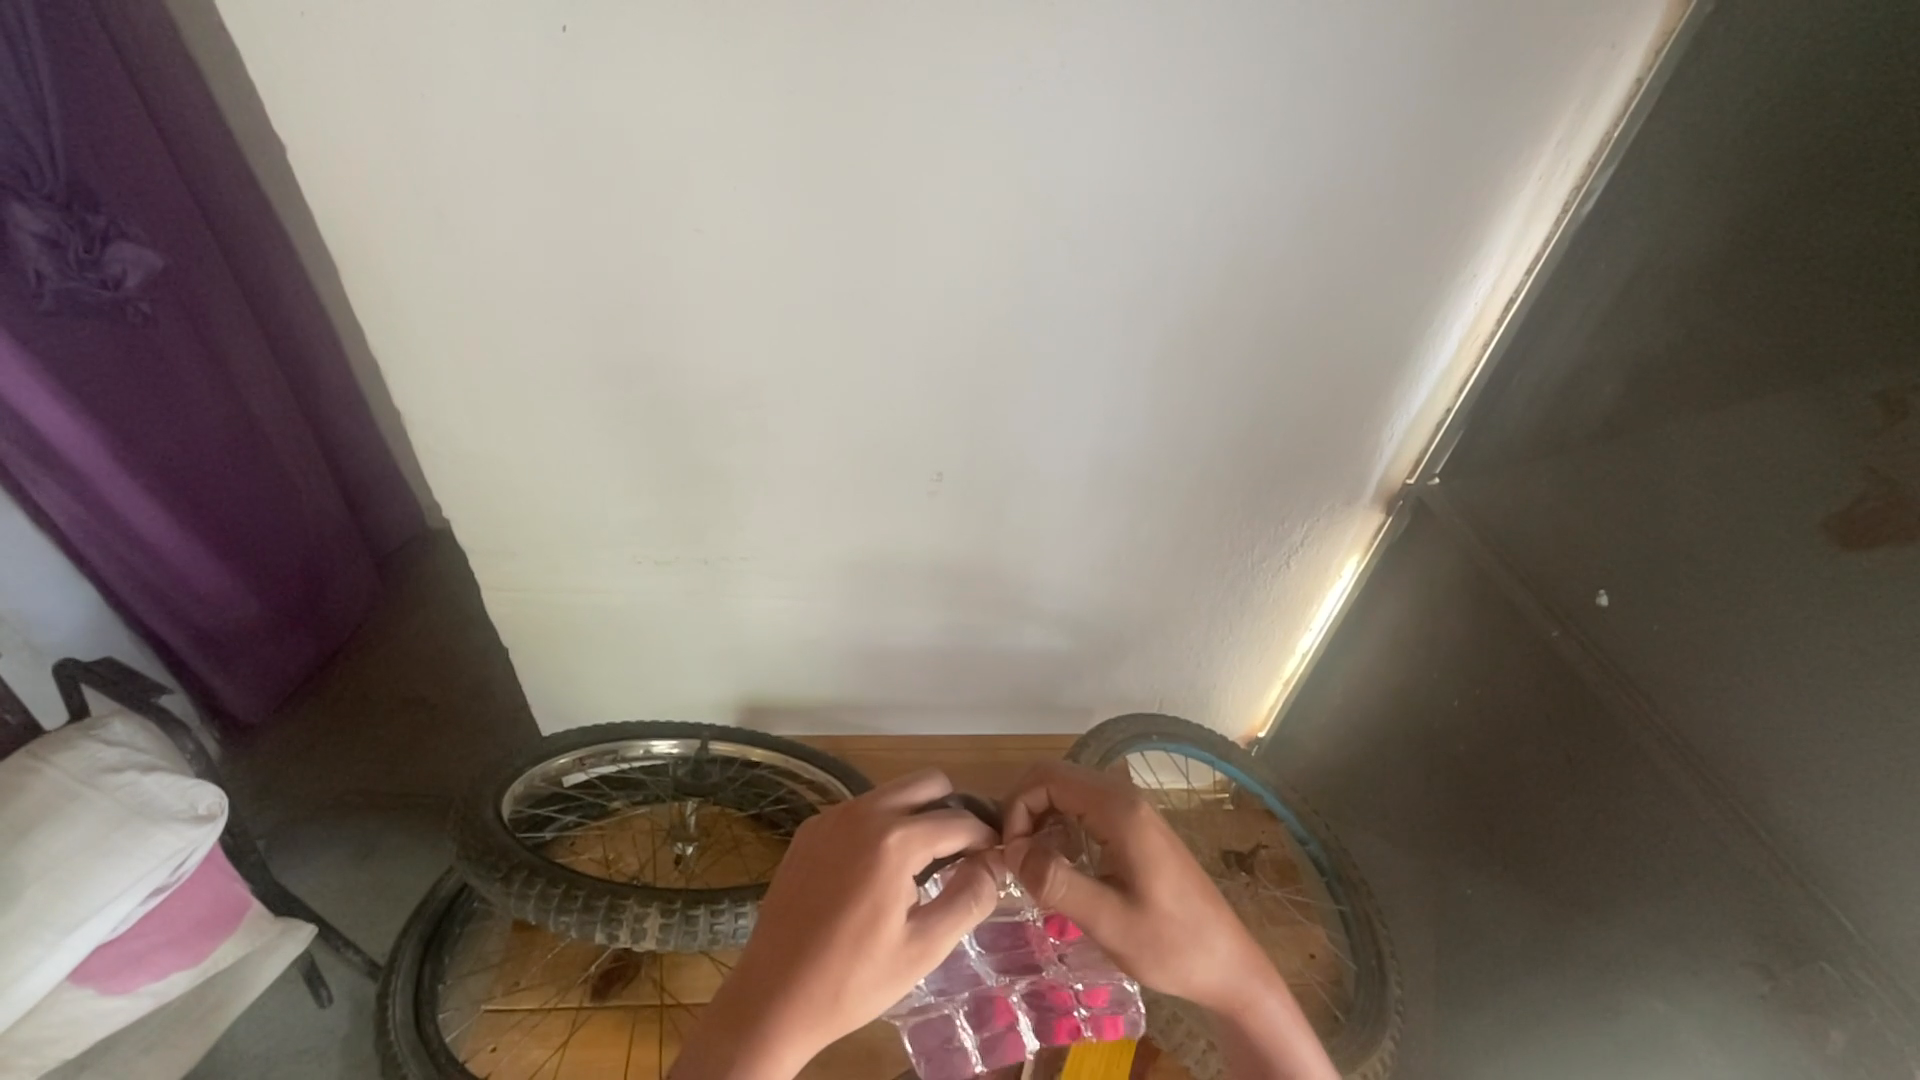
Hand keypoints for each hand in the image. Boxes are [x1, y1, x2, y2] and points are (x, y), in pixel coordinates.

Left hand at [670, 769, 1000, 1079]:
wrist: (772, 997)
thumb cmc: (853, 979)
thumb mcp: (924, 947)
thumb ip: (970, 897)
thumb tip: (994, 862)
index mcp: (895, 840)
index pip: (960, 821)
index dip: (986, 839)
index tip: (995, 861)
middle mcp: (863, 812)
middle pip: (928, 783)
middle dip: (952, 811)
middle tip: (959, 856)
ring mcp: (831, 817)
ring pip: (892, 792)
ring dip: (916, 815)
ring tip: (921, 867)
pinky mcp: (810, 830)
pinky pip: (860, 809)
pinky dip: (881, 826)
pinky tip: (876, 873)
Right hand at [1000, 760, 1266, 1011]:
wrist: (1229, 965)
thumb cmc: (1172, 946)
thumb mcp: (1108, 921)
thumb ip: (1056, 882)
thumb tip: (1012, 851)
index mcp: (1119, 810)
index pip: (1047, 778)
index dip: (1017, 809)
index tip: (1013, 857)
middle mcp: (1125, 797)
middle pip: (1054, 778)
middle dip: (1024, 811)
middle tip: (1017, 862)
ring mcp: (1133, 810)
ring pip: (1068, 792)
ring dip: (1040, 819)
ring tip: (1035, 868)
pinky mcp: (1136, 828)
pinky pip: (1084, 809)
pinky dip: (1061, 827)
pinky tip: (1062, 866)